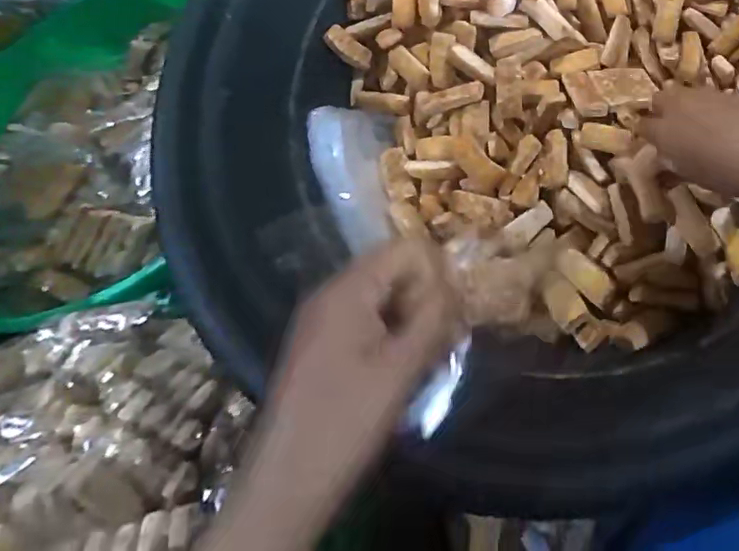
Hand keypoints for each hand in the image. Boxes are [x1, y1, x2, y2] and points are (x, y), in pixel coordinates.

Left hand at [205, 240, 460, 550]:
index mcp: (348, 288)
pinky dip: (389, 335)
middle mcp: (331, 292)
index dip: (436, 275)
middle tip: (442, 342)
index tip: (448, 317)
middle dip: (424, 298)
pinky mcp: (318, 345)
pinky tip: (399, 371)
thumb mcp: (401, 367)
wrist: (283, 488)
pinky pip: (364, 320)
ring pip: (382, 297)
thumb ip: (433, 316)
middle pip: (394, 270)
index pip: (407, 249)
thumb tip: (455, 281)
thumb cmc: (346, 422)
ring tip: (424, 361)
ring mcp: (321, 319)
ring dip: (410, 320)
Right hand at [642, 86, 738, 205]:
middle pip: (658, 100)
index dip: (645, 134)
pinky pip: (703, 96)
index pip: (641, 126)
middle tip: (671, 131)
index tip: (651, 144)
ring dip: (681, 106)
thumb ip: (675, 167)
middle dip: (659, 111)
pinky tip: (718, 123)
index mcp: (663, 131)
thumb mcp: (697, 177)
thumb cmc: (730, 175)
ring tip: (695, 126)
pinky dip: (703, 106)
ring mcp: (701, 94)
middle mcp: (676, 106)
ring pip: (680, 93)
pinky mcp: (724, 91)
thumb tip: (665, 164)